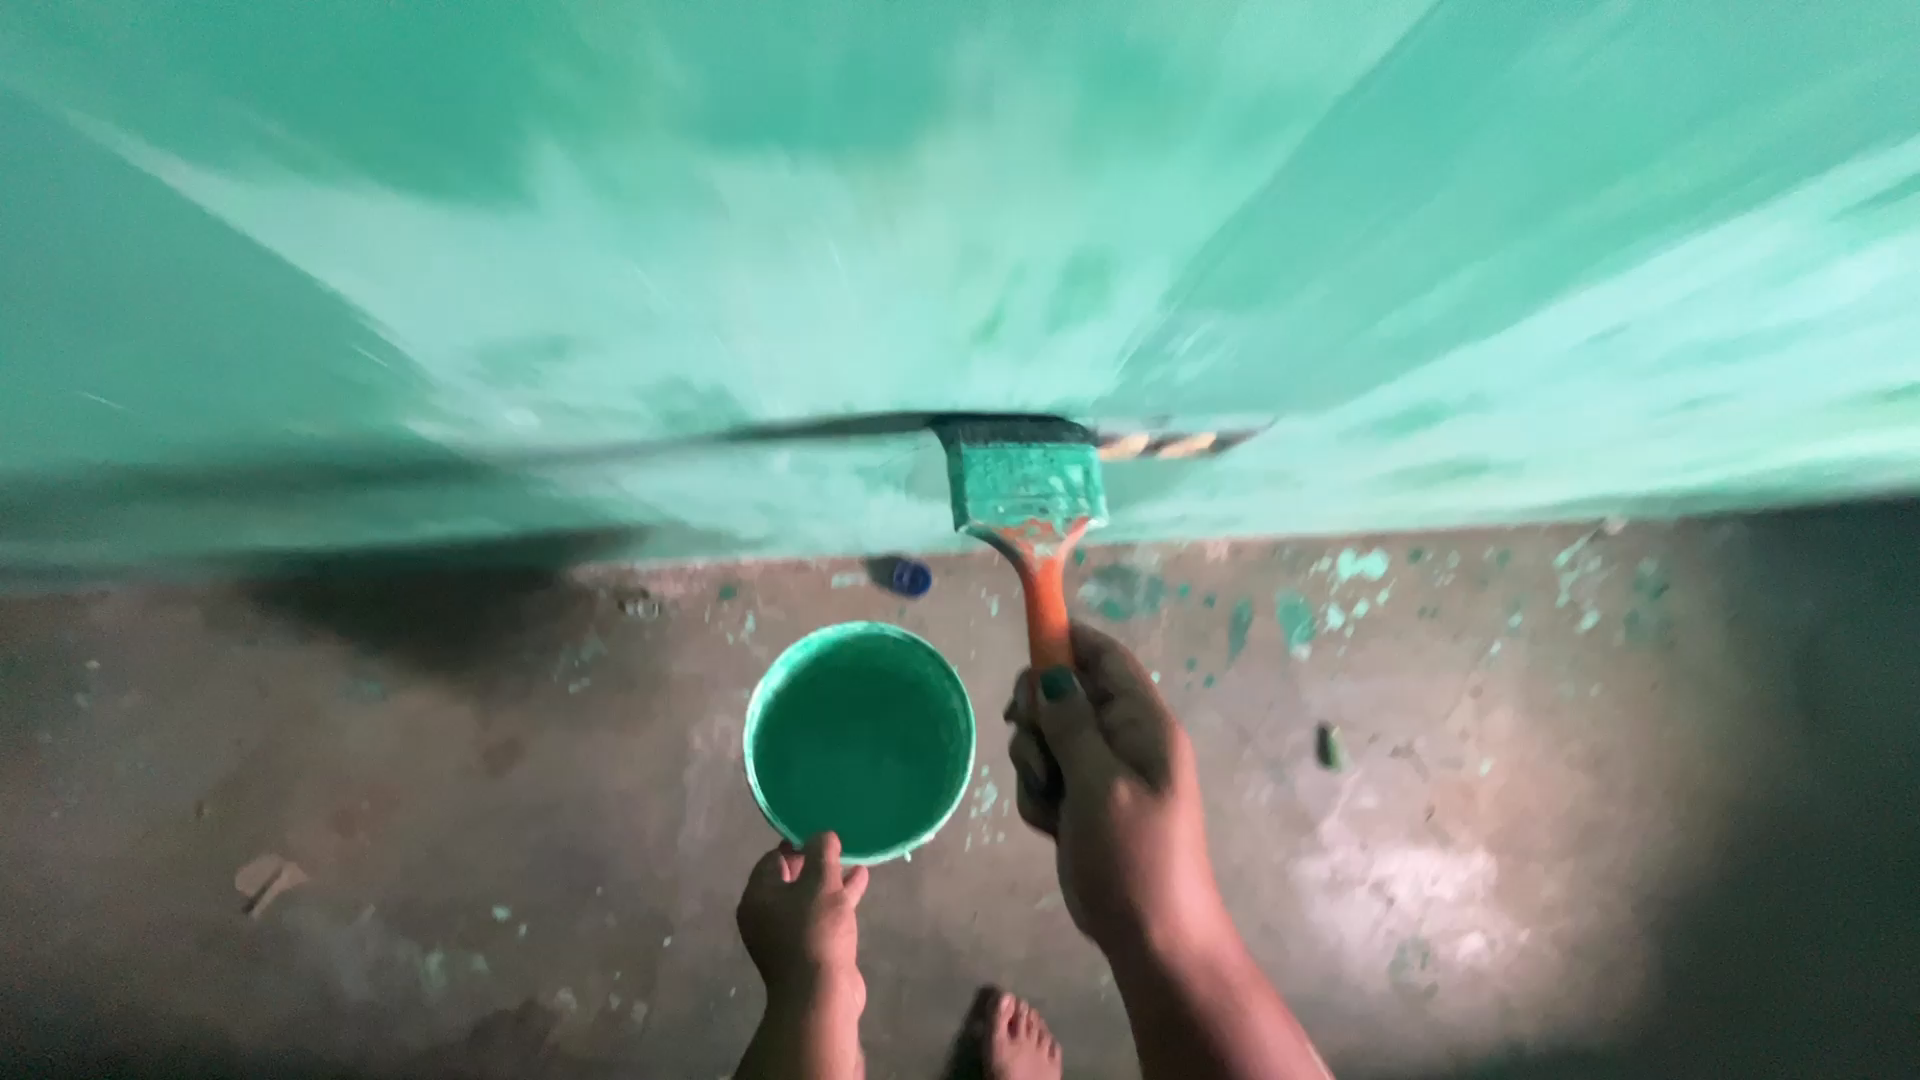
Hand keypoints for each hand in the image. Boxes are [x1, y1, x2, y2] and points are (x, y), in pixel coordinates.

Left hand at [737, 832, 869, 1008]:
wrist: (821, 996)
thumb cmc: (815, 931)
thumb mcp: (821, 882)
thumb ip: (822, 851)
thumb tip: (822, 835)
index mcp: (759, 896)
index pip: (773, 858)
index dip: (797, 842)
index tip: (820, 833)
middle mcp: (766, 914)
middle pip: (790, 876)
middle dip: (814, 860)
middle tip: (836, 844)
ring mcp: (785, 934)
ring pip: (808, 895)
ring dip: (830, 877)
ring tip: (853, 858)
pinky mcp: (806, 948)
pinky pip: (820, 913)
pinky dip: (837, 897)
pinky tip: (860, 880)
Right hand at [1004, 623, 1229, 960]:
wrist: (1151, 936)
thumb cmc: (1135, 855)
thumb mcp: (1101, 784)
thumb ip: (1072, 725)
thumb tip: (1050, 674)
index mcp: (1143, 723)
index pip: (1107, 659)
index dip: (1070, 639)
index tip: (1028, 639)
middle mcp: (1122, 738)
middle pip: (1065, 692)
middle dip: (1039, 716)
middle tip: (1033, 743)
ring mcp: (1099, 769)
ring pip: (1046, 735)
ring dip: (1034, 762)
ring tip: (1051, 799)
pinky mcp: (1080, 798)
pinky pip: (1044, 774)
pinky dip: (1038, 794)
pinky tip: (1052, 825)